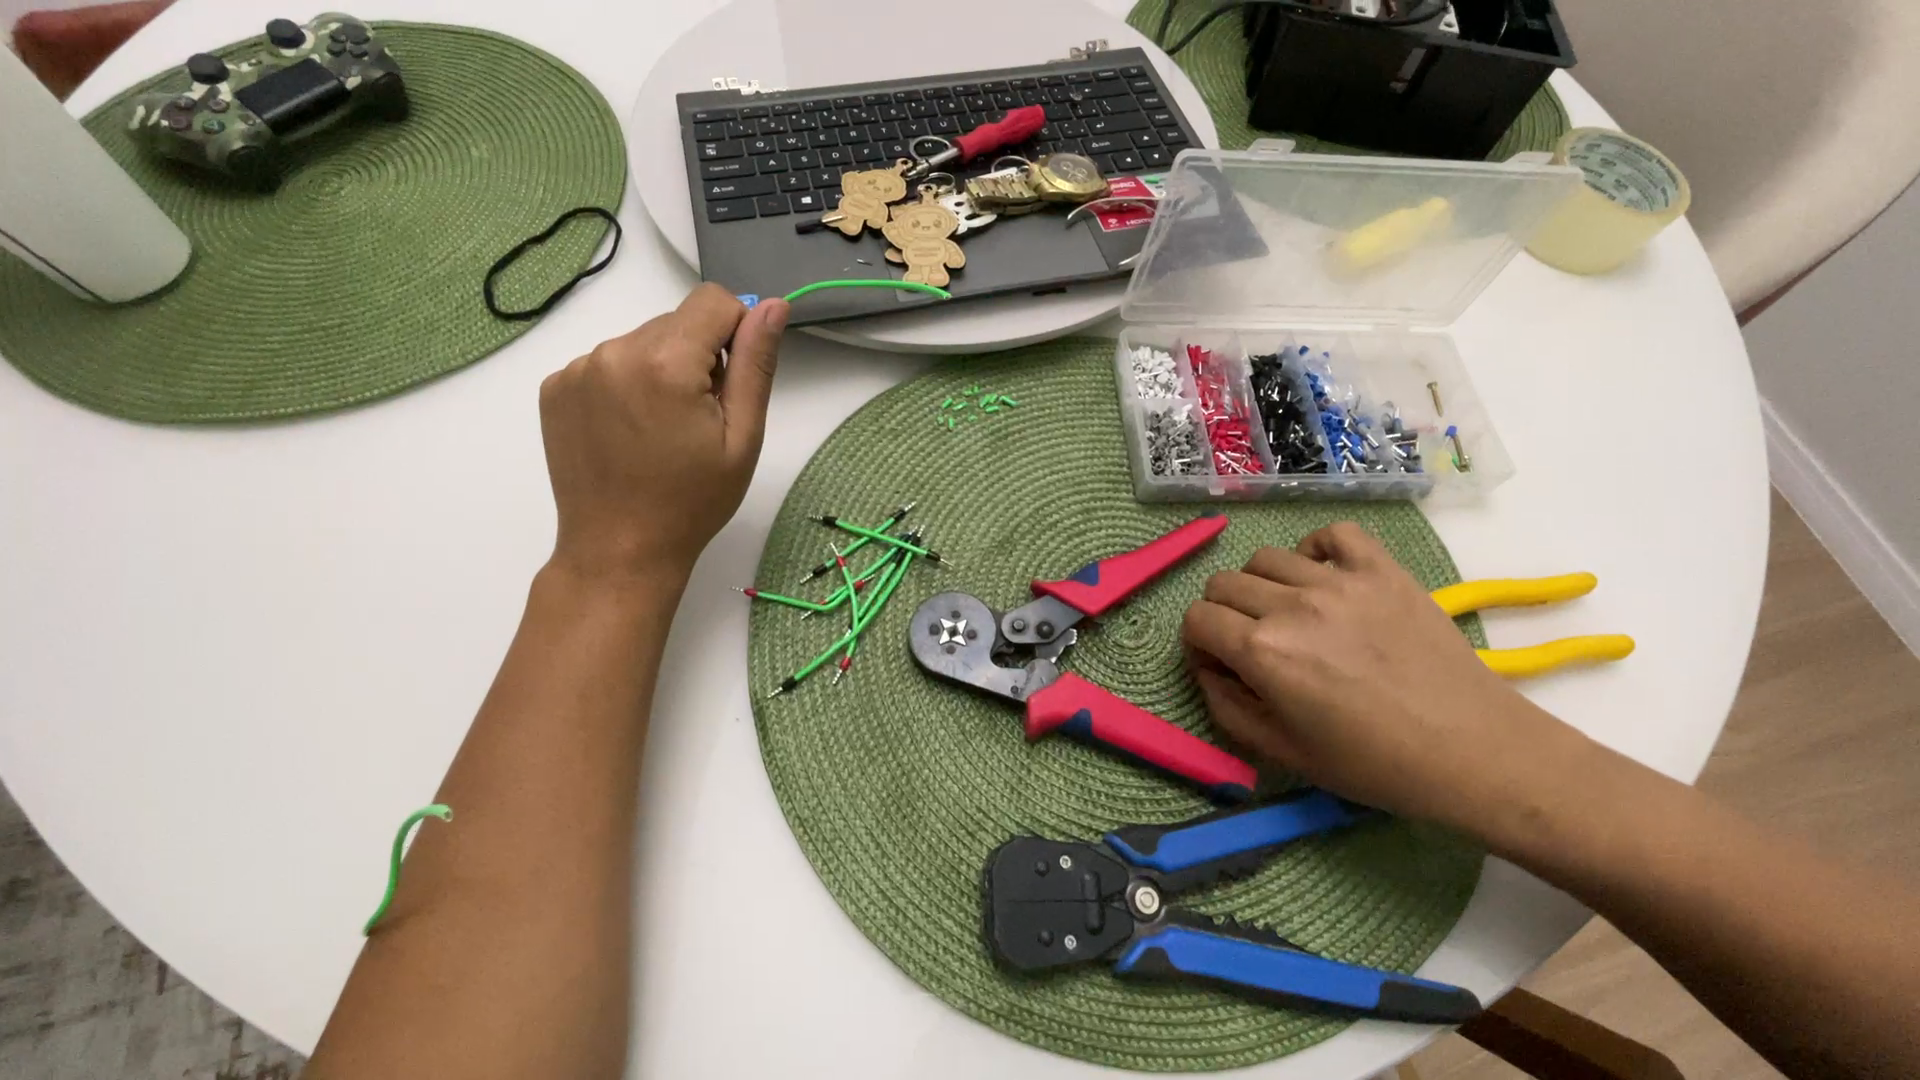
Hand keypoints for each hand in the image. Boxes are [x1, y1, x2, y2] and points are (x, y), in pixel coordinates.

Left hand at [538, 285, 788, 583]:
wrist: (619, 550)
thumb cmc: (692, 502)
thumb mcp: (742, 438)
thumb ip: (756, 364)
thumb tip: (774, 305)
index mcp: (665, 363)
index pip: (714, 300)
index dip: (735, 334)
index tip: (729, 384)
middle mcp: (614, 352)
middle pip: (676, 322)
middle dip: (696, 358)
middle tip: (696, 420)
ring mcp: (577, 369)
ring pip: (641, 342)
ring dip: (660, 371)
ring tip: (661, 430)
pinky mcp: (555, 387)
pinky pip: (607, 362)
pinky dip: (626, 384)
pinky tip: (629, 431)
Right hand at [1181, 523, 1588, 830]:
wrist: (1472, 750)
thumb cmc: (1373, 764)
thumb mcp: (1283, 752)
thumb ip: (1226, 707)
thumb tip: (1208, 668)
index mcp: (1263, 652)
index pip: (1197, 618)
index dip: (1198, 642)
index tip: (1218, 662)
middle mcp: (1292, 606)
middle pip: (1224, 583)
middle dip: (1223, 613)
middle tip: (1250, 642)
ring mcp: (1340, 581)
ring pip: (1267, 557)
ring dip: (1262, 585)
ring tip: (1289, 613)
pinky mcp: (1382, 570)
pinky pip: (1332, 534)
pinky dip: (1315, 549)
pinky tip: (1322, 577)